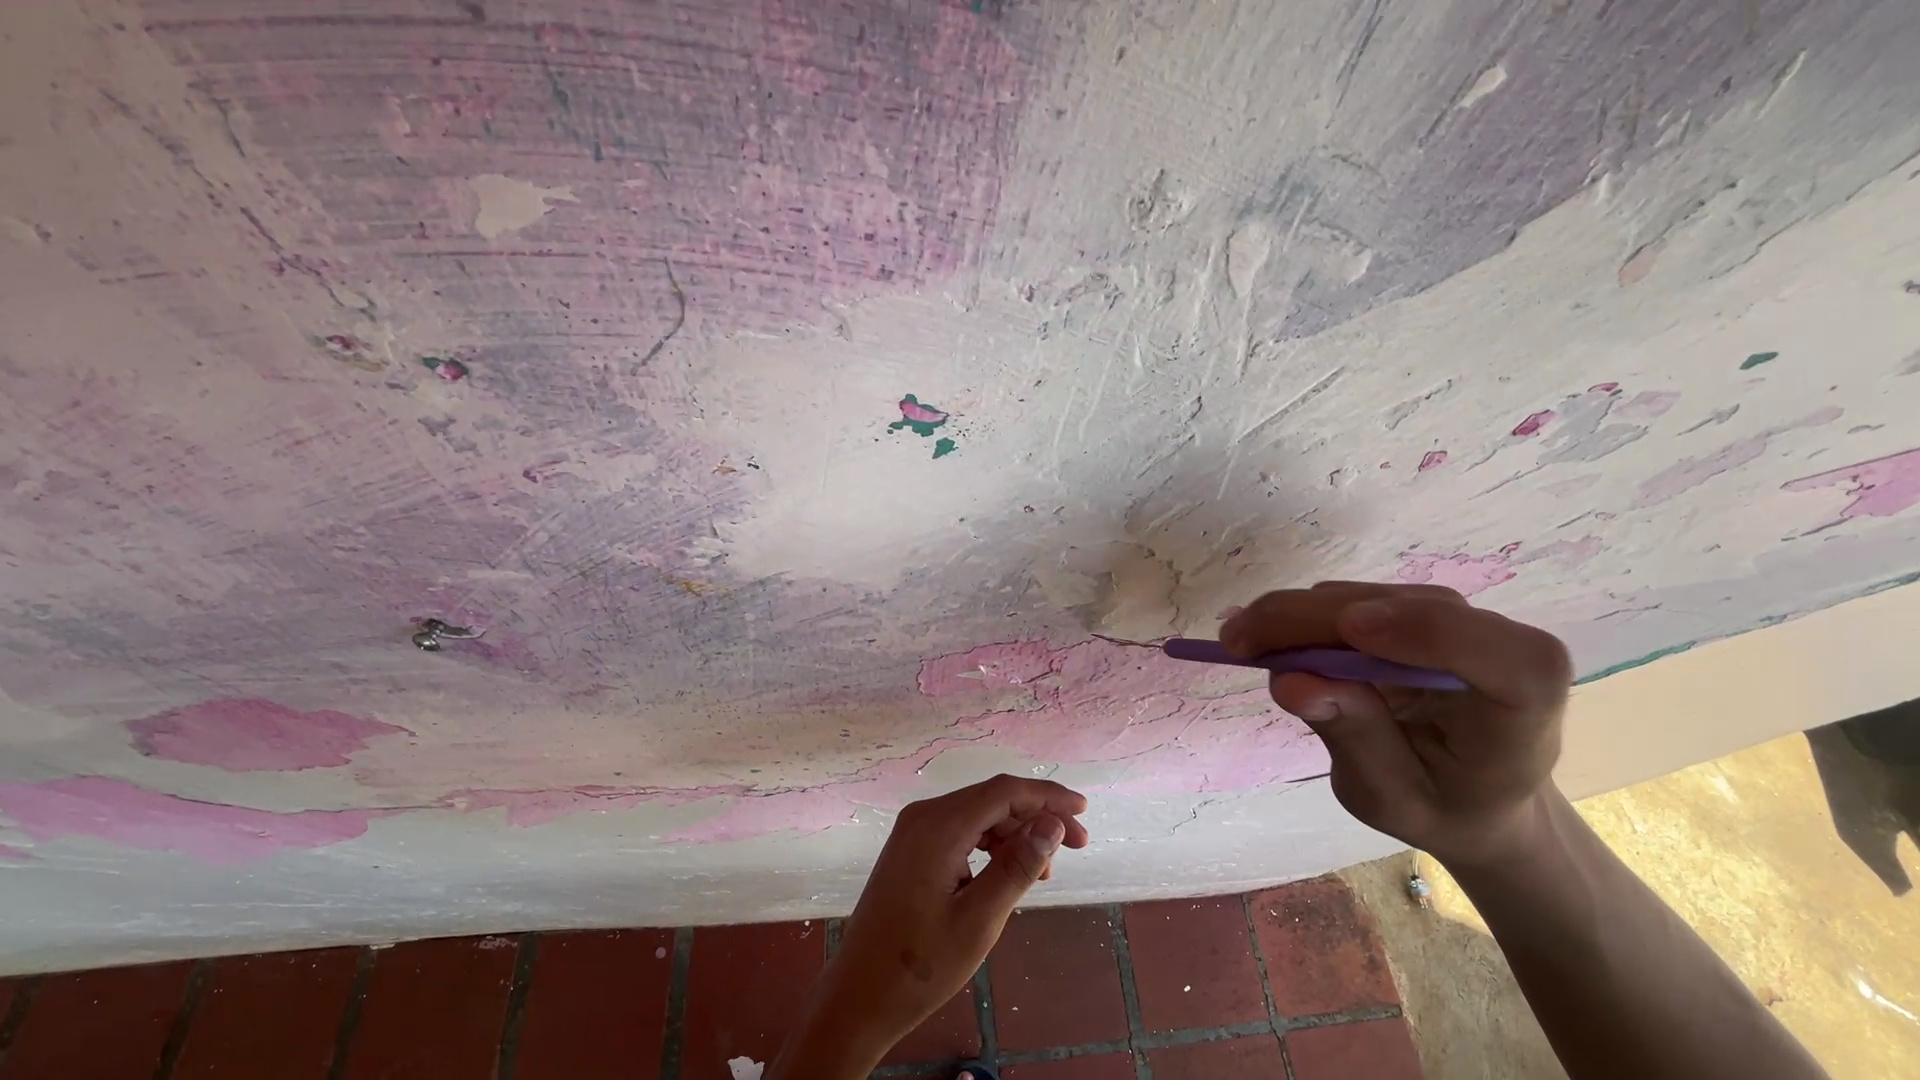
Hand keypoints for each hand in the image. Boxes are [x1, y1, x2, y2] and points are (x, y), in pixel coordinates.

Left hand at [772, 774, 1090, 1078]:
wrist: (860, 996)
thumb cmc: (922, 964)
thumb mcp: (980, 919)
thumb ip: (1017, 866)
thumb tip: (1052, 824)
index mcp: (938, 827)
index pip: (1003, 791)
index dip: (1047, 796)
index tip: (1083, 811)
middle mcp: (923, 817)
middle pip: (992, 800)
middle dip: (1037, 817)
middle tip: (1078, 846)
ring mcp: (913, 832)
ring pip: (978, 816)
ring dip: (1016, 834)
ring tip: (1046, 871)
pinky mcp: (911, 851)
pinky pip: (961, 832)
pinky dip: (991, 846)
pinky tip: (1011, 872)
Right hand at [1221, 581, 1572, 868]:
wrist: (1477, 794)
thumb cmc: (1448, 807)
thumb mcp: (1397, 798)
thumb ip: (1354, 737)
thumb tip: (1290, 681)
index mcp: (1524, 693)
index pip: (1488, 649)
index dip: (1420, 630)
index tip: (1349, 631)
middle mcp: (1495, 638)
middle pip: (1402, 609)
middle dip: (1315, 619)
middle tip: (1236, 641)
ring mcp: (1449, 616)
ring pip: (1364, 597)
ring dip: (1295, 615)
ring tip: (1238, 643)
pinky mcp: (1408, 609)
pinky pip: (1348, 600)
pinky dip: (1300, 616)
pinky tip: (1263, 637)